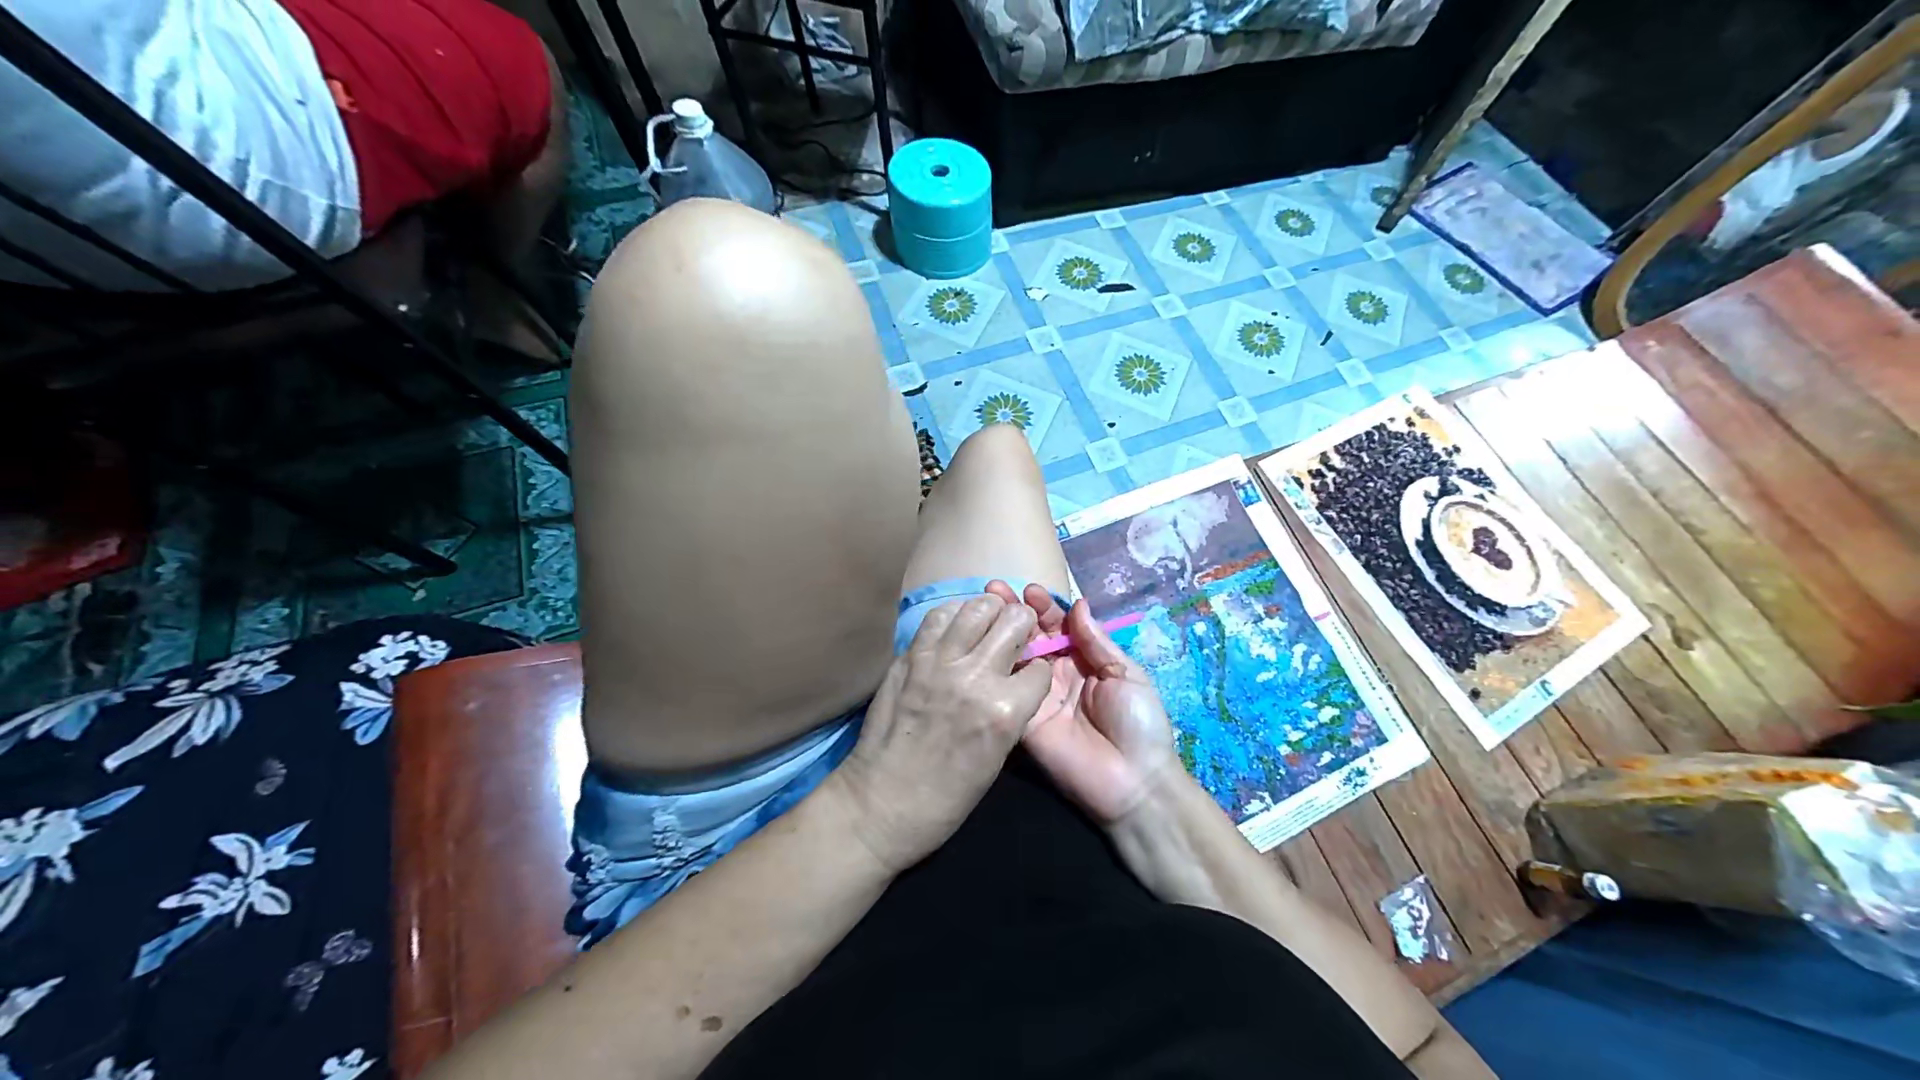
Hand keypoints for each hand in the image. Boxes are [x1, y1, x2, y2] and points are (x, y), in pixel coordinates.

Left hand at [829, 594, 1050, 873]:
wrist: (884, 800)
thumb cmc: (948, 794)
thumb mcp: (999, 755)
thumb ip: (1013, 708)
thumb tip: (1018, 673)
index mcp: (1005, 710)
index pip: (1040, 668)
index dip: (1037, 670)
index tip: (1028, 673)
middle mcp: (975, 676)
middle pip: (1015, 621)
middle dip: (1022, 626)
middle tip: (1014, 636)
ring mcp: (939, 661)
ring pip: (978, 607)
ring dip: (990, 612)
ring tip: (987, 623)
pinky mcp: (910, 656)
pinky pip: (939, 617)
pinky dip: (954, 615)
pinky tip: (956, 627)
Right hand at [988, 583, 1182, 825]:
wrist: (1135, 782)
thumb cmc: (1140, 723)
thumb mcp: (1126, 675)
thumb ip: (1098, 643)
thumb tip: (1078, 604)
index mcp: (1083, 661)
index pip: (1058, 626)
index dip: (1044, 607)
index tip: (1029, 590)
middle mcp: (1056, 674)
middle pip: (1032, 637)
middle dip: (1015, 612)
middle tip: (995, 590)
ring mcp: (1036, 696)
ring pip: (1015, 658)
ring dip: (1000, 632)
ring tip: (985, 608)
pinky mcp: (1022, 719)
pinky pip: (1007, 690)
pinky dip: (995, 668)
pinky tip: (983, 646)